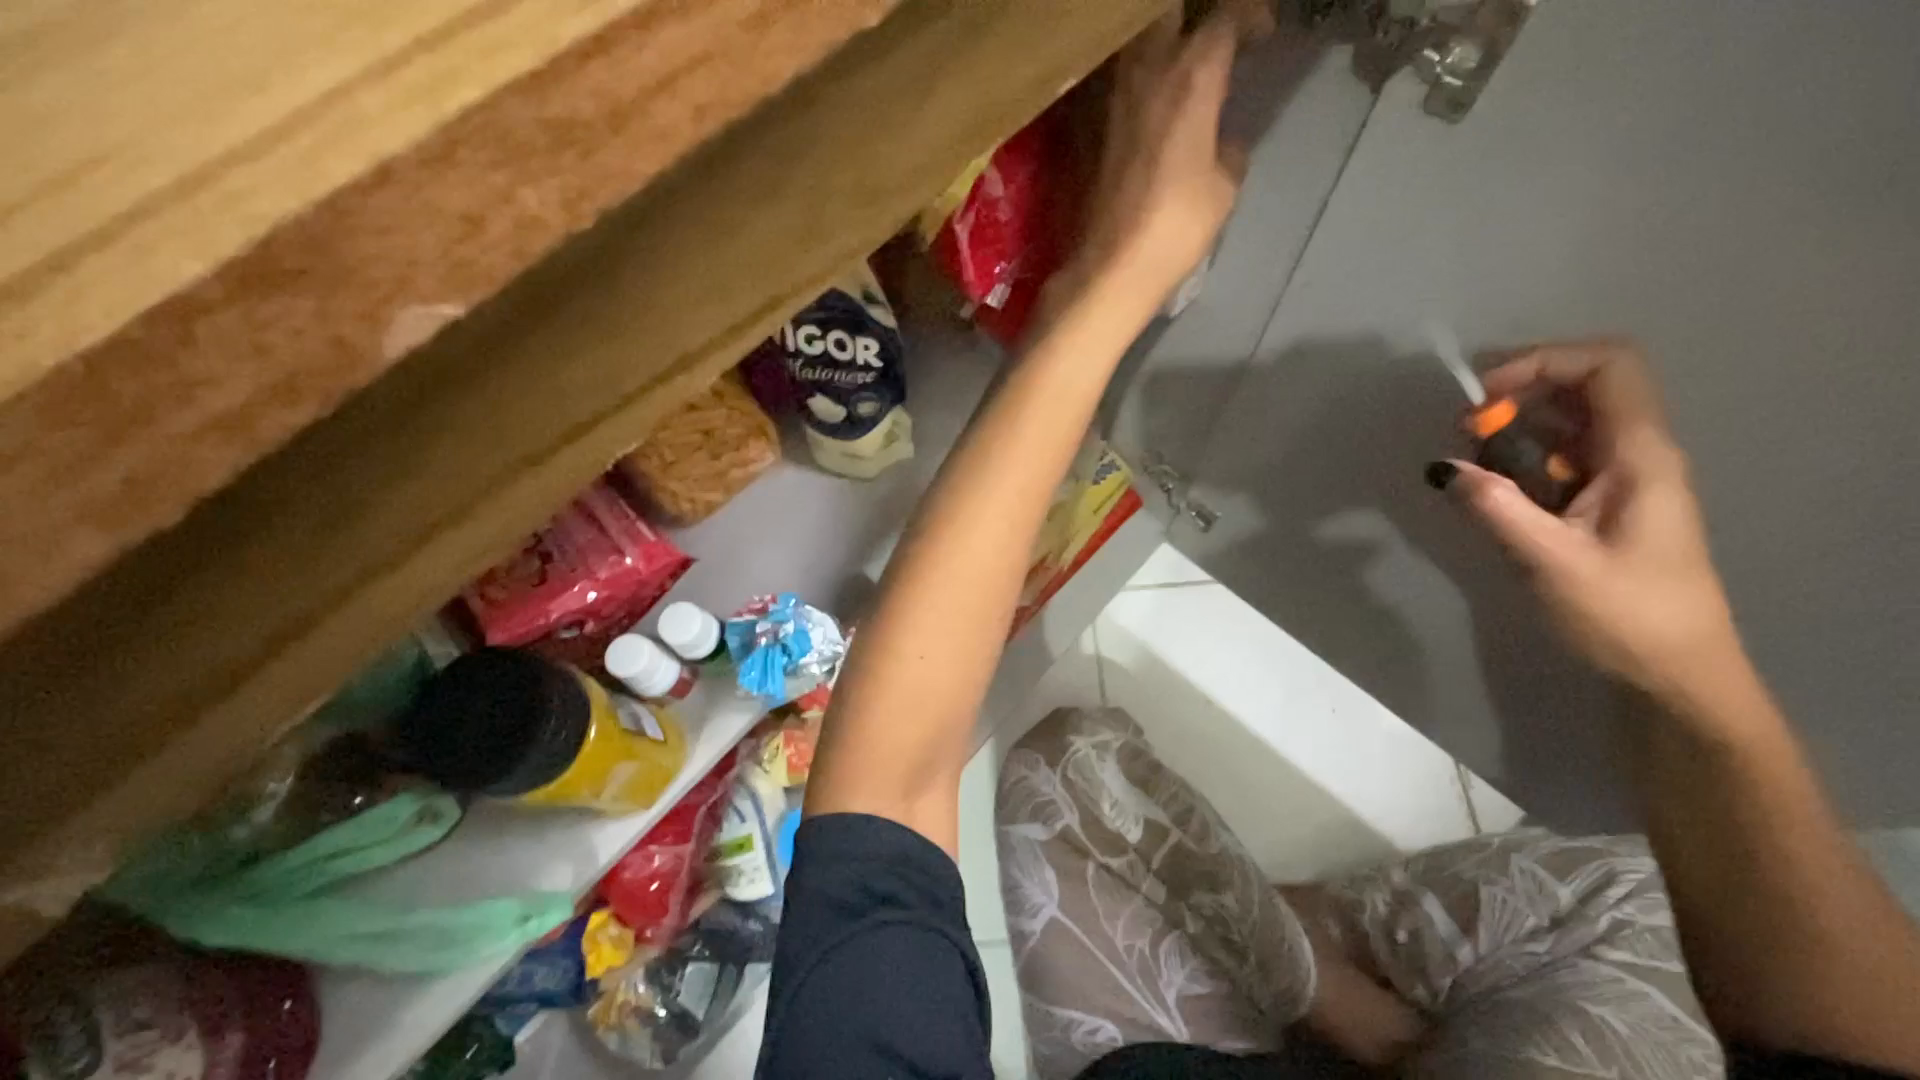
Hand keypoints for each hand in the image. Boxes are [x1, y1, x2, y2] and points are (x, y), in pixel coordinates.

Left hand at [1072, 1, 1269, 306]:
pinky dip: (1132, 79)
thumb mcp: (1223, 189)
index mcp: (1191, 76)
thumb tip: (1223, 142)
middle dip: (1195, 18)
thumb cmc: (1175, 227)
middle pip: (1169, 12)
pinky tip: (1145, 102)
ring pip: (1135, 42)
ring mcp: (1107, 93)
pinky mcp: (1082, 121)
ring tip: (1179, 66)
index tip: (1260, 34)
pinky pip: (1111, 78)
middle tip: (1212, 39)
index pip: (1225, 16)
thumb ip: (1228, 150)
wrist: (1109, 265)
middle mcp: (1145, 69)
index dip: (1248, 16)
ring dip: (1159, 43)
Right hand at [1432, 342, 1744, 702]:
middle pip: (1583, 387)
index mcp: (1640, 455)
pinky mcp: (1606, 505)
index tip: (1485, 397)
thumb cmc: (1625, 617)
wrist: (1676, 678)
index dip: (1543, 362)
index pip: (1607, 366)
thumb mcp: (1551, 562)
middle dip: (1519, 396)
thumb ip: (1495, 508)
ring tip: (1472, 464)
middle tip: (1466, 431)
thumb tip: (1442, 467)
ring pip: (1568, 425)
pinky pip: (1562, 460)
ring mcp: (1623, 480)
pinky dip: (1521, 462)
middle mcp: (1637, 455)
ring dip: (1515, 431)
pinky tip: (1494, 492)